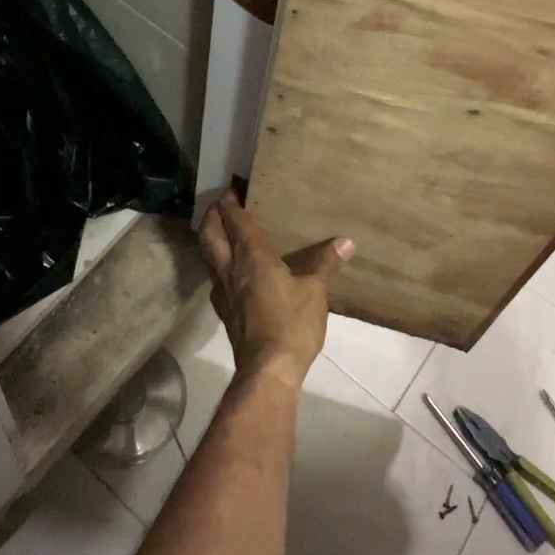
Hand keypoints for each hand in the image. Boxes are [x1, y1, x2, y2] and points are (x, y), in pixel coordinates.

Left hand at [197, 192, 354, 389]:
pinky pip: (216, 276)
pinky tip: (235, 270)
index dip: (231, 199)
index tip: (234, 184)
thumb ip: (324, 263)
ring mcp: (224, 291)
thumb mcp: (315, 290)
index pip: (235, 220)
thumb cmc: (292, 323)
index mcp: (252, 256)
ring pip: (208, 255)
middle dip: (213, 214)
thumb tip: (345, 242)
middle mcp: (230, 268)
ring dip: (213, 238)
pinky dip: (220, 263)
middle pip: (209, 233)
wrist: (268, 370)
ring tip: (227, 231)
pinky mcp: (226, 311)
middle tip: (224, 203)